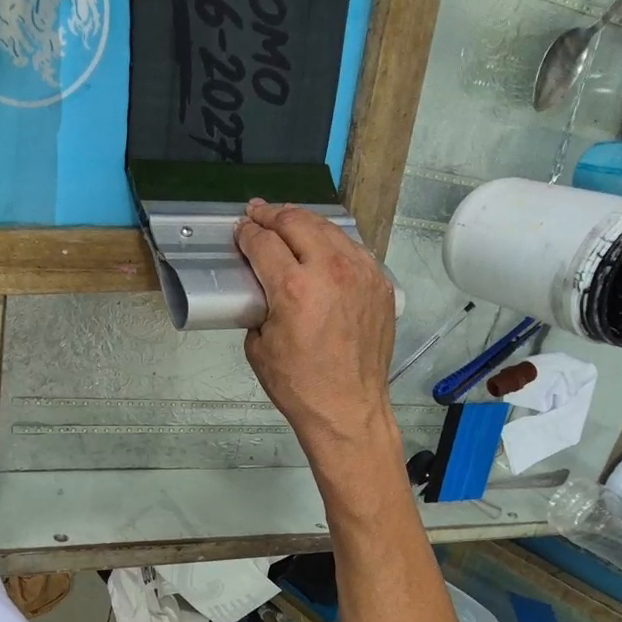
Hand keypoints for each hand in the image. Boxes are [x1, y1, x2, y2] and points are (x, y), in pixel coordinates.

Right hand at [236, 201, 398, 466]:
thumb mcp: (259, 347)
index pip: (264, 242)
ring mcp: (360, 274)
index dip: (247, 232)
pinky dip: (333, 242)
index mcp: (293, 288)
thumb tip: (262, 289)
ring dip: (304, 222)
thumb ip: (258, 308)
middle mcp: (329, 272)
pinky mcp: (379, 284)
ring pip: (329, 229)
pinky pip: (353, 249)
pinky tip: (322, 247)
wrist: (347, 407)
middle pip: (297, 222)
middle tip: (259, 213)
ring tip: (288, 222)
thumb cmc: (300, 385)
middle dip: (273, 214)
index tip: (241, 229)